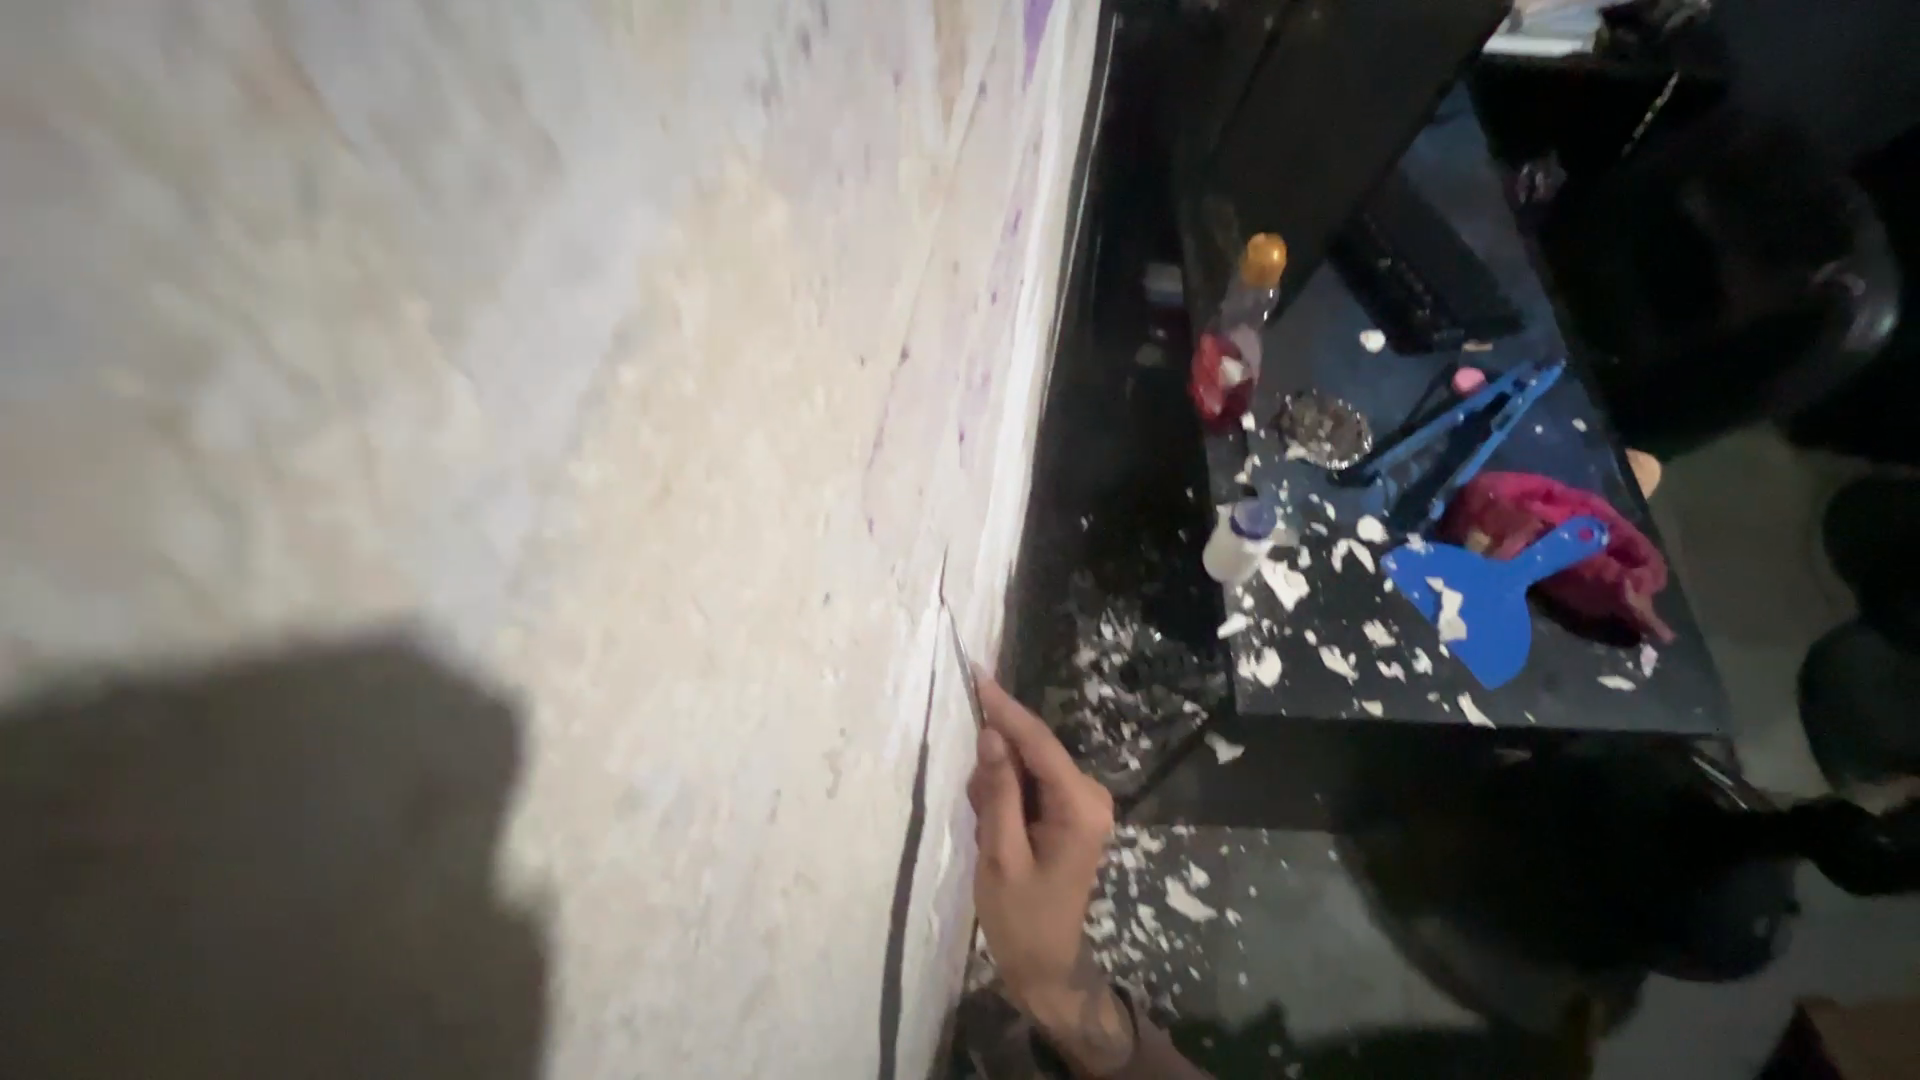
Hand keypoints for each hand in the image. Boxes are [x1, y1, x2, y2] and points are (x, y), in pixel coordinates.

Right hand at [968, 671, 1131, 1072]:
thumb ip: (998, 792)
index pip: (1038, 743)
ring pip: (1027, 766)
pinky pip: (1030, 783)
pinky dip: (1005, 796)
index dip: (1006, 708)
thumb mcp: (1000, 855)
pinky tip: (997, 831)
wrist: (1045, 964)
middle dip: (995, 764)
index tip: (977, 674)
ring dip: (997, 785)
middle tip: (975, 808)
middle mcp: (1089, 795)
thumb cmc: (1021, 917)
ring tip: (988, 832)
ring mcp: (1082, 803)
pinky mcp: (1069, 811)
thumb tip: (991, 735)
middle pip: (1033, 750)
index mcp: (1079, 807)